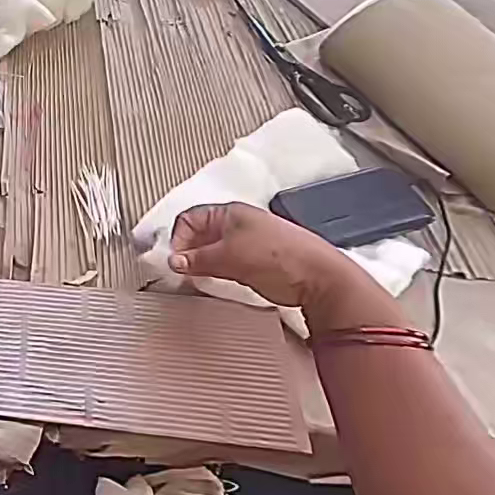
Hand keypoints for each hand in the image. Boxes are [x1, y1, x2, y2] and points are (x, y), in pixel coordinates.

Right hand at [168, 203, 362, 310]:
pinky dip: (215, 271)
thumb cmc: (281, 257)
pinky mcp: (256, 263)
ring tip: (196, 278)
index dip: (178, 238)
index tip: (175, 260)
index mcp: (230, 212)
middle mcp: (238, 224)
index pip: (189, 219)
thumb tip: (175, 261)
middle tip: (181, 271)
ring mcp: (248, 243)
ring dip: (201, 263)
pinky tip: (215, 282)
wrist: (319, 279)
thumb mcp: (229, 256)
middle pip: (199, 234)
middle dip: (187, 251)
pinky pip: (225, 264)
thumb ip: (198, 258)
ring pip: (212, 250)